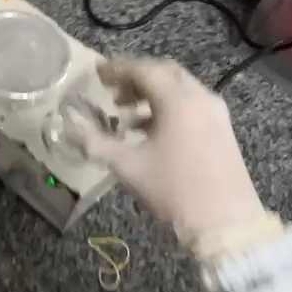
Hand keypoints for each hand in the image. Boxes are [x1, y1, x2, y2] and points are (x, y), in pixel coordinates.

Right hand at [70, 58, 268, 237]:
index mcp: (177, 101)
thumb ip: (94, 143)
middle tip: (110, 89)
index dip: (117, 69)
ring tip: (124, 112)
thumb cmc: (173, 189)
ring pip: (179, 89)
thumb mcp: (126, 166)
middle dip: (135, 77)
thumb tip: (66, 129)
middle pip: (165, 73)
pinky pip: (190, 105)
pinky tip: (147, 130)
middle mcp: (200, 98)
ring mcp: (215, 113)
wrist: (225, 222)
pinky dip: (166, 107)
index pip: (144, 71)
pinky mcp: (221, 130)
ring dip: (151, 93)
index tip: (96, 73)